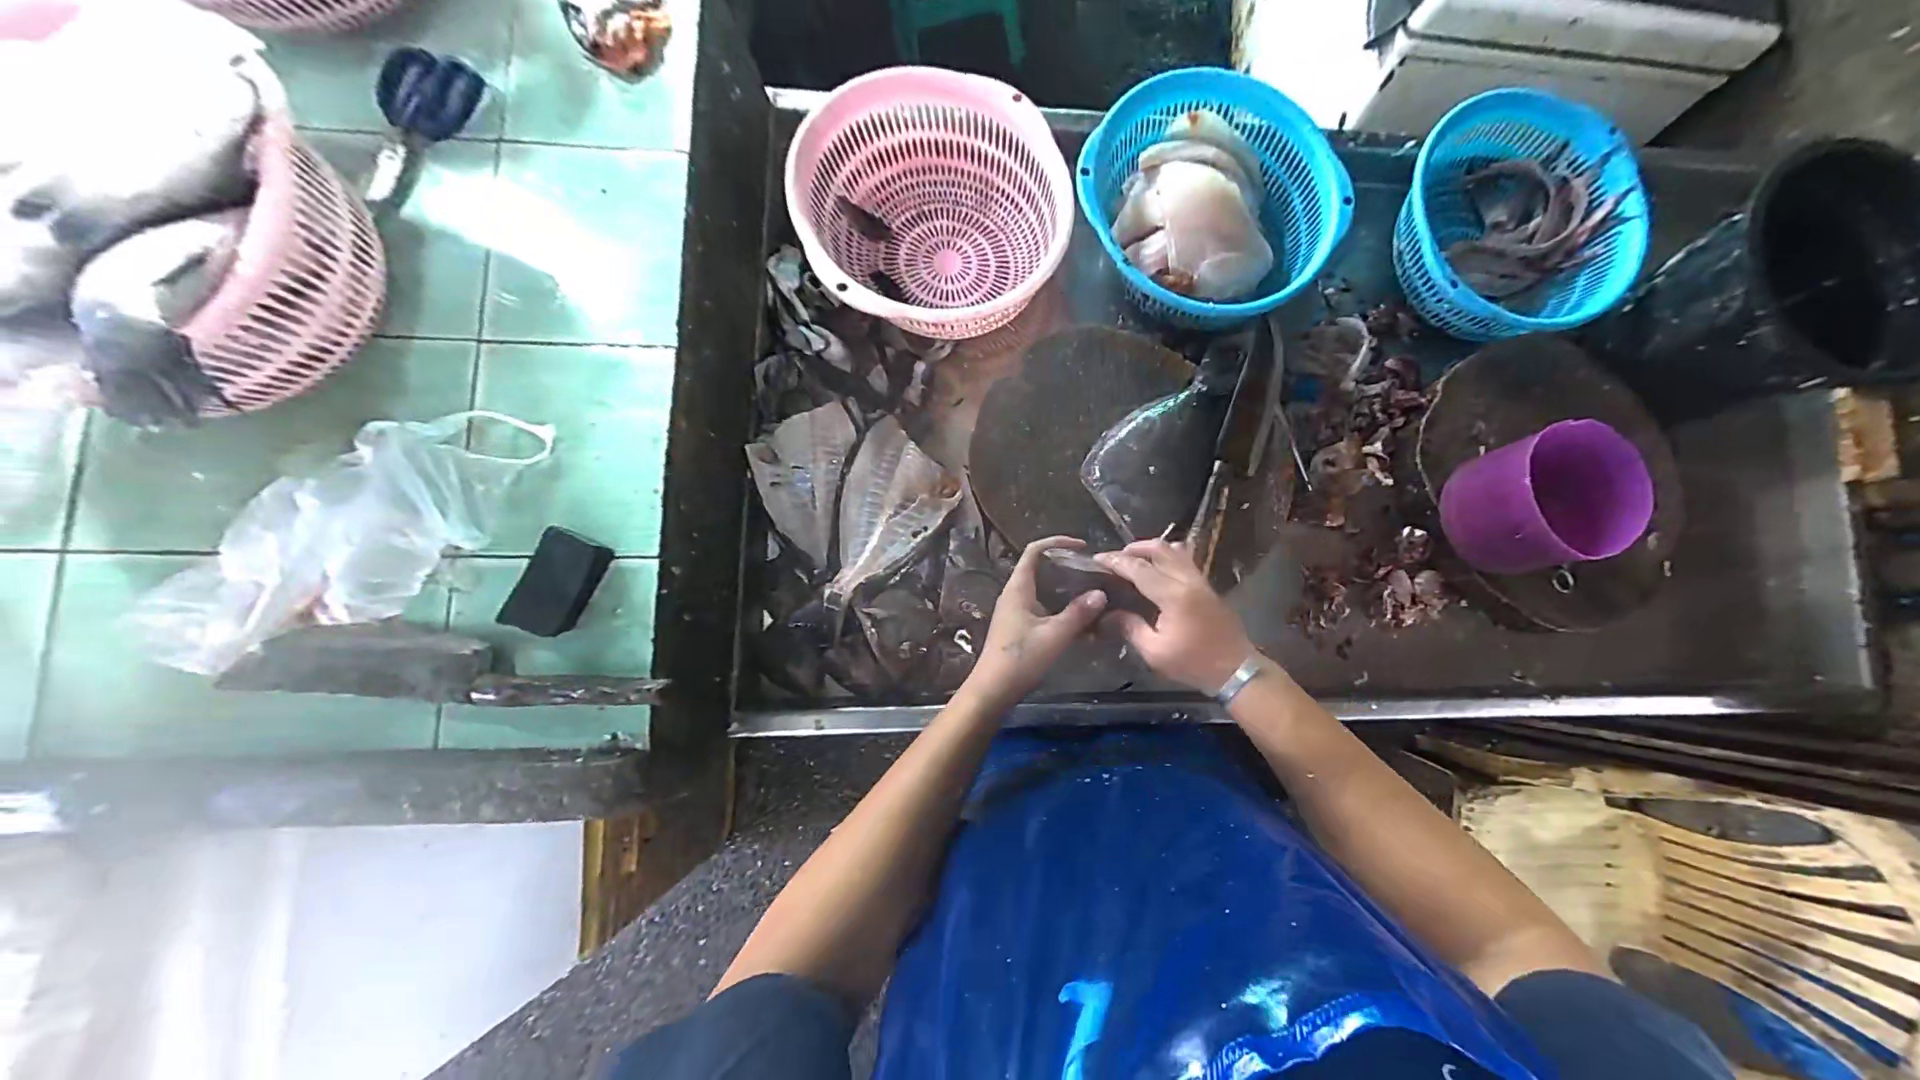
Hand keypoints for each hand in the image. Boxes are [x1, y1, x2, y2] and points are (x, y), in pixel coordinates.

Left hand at [962, 536, 1107, 708]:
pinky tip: (1083, 624)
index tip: (1082, 546)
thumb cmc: (1021, 658)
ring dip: (1067, 592)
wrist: (992, 689)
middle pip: (1041, 569)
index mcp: (1018, 588)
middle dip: (1068, 568)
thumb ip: (1079, 613)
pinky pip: (1044, 608)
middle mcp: (1015, 594)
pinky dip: (1062, 610)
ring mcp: (1016, 611)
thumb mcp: (1055, 635)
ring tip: (1094, 596)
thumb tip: (1101, 593)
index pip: (1035, 550)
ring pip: (1045, 591)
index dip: (1057, 542)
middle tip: (1094, 573)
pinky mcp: (1019, 627)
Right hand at [1096, 538, 1258, 693]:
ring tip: (1135, 559)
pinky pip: (1186, 561)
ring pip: (1176, 550)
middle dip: (1135, 548)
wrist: (1236, 670)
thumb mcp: (1154, 652)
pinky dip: (1168, 557)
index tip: (1098, 559)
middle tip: (1116, 557)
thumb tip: (1110, 614)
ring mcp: (1201, 582)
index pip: (1139, 569)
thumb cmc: (1193, 663)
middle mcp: (1188, 581)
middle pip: (1160, 549)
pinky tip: (1158, 569)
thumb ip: (1131, 627)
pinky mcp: (1208, 587)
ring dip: (1153, 549)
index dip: (1116, 562)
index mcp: (1173, 595)